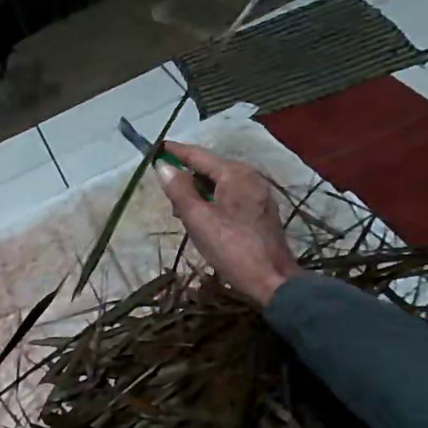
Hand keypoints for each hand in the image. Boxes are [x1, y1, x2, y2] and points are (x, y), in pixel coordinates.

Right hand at [156, 142, 301, 307]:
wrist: (272, 280)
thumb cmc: (232, 248)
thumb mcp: (198, 219)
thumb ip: (179, 190)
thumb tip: (163, 166)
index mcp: (234, 173)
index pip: (198, 154)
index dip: (175, 151)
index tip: (155, 148)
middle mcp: (249, 176)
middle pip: (210, 168)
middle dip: (187, 177)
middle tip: (168, 195)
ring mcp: (258, 193)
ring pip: (220, 184)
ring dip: (199, 193)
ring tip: (182, 213)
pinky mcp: (261, 211)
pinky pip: (231, 197)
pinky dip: (213, 202)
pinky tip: (204, 220)